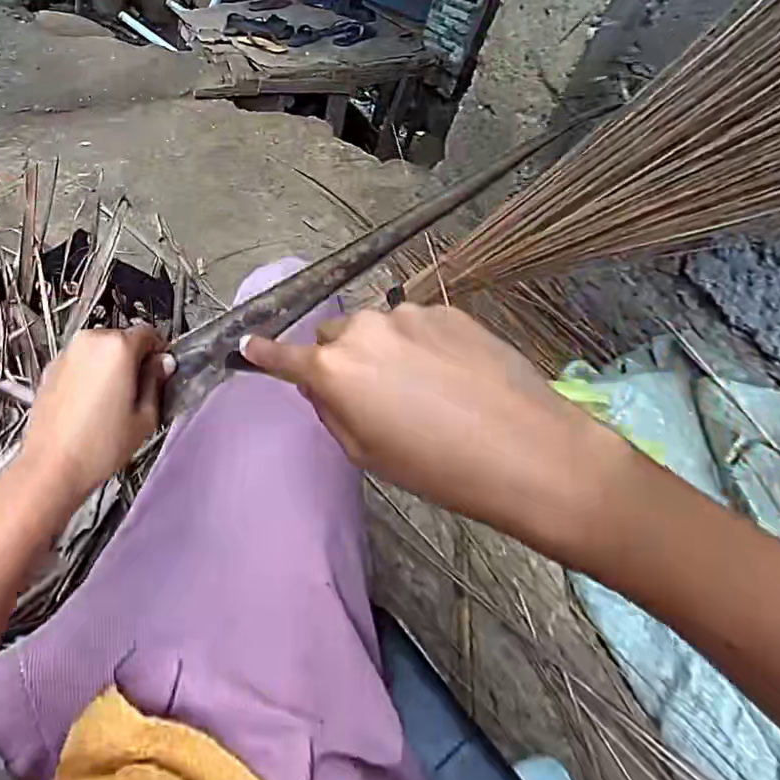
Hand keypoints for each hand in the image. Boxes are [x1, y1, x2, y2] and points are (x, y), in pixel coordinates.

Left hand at [19, 324, 172, 501]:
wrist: (51, 467)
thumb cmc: (97, 447)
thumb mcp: (145, 417)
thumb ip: (157, 382)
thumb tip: (163, 365)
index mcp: (117, 347)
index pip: (149, 333)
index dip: (159, 352)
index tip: (161, 371)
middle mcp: (90, 341)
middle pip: (122, 339)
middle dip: (133, 360)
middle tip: (138, 393)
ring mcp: (67, 353)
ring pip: (99, 350)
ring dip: (110, 367)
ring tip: (112, 403)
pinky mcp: (51, 368)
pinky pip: (80, 363)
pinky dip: (88, 375)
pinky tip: (90, 406)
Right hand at [240, 305, 635, 557]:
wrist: (534, 454)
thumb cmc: (439, 468)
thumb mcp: (367, 453)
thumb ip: (331, 410)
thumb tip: (319, 385)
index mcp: (333, 370)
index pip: (282, 356)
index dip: (261, 353)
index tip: (245, 345)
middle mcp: (362, 331)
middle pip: (333, 338)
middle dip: (341, 359)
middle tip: (374, 395)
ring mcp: (406, 315)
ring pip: (376, 329)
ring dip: (384, 350)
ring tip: (425, 388)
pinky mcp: (446, 310)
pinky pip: (415, 324)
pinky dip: (420, 344)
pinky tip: (453, 374)